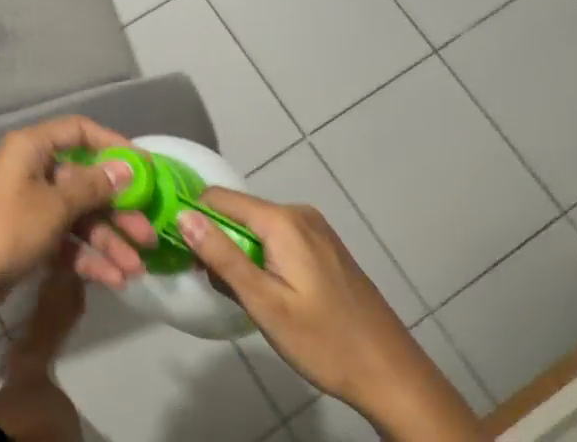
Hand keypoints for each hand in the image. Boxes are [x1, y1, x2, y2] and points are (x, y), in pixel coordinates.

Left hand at [0, 117, 159, 297]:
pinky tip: (113, 280)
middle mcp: (30, 170)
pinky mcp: (27, 236)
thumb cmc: (6, 228)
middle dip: (117, 210)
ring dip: (107, 240)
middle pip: (84, 180)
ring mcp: (28, 204)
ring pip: (78, 215)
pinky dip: (87, 257)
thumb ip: (92, 186)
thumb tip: (124, 167)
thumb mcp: (54, 206)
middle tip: (148, 238)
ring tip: (135, 270)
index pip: (78, 131)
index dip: (113, 145)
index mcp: (31, 148)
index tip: (146, 169)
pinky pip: (65, 239)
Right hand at [181, 189, 481, 438]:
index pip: (216, 198)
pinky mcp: (325, 249)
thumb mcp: (264, 302)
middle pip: (236, 213)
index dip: (193, 220)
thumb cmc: (324, 342)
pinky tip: (272, 296)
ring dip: (240, 255)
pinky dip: (262, 261)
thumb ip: (221, 256)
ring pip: (255, 229)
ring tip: (248, 297)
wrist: (395, 378)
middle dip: (218, 242)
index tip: (185, 255)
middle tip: (220, 286)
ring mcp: (316, 231)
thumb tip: (182, 215)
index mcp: (283, 221)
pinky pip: (277, 241)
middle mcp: (299, 214)